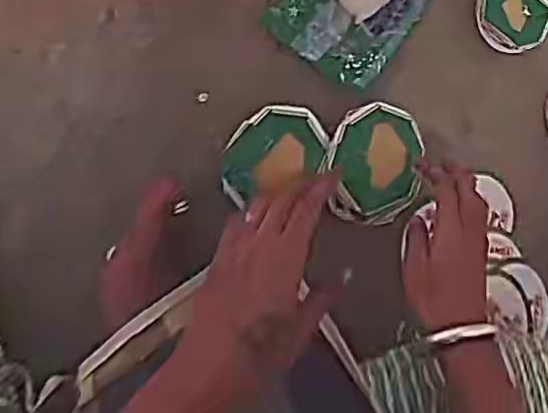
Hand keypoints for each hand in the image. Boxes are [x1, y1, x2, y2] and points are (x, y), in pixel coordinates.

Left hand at [148, 175, 339, 411]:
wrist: (206, 372)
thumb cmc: (257, 356)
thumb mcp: (300, 332)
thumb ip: (322, 299)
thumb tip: (341, 280)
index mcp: (286, 256)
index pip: (307, 207)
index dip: (322, 186)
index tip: (333, 175)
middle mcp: (260, 244)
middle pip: (282, 197)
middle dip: (301, 183)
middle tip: (316, 179)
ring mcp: (236, 249)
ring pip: (258, 203)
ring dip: (277, 192)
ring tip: (289, 190)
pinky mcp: (216, 260)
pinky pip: (235, 221)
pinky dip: (250, 210)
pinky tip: (254, 215)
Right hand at [402, 159, 490, 331]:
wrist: (462, 327)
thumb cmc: (434, 300)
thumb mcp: (414, 269)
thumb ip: (416, 237)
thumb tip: (420, 218)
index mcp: (451, 228)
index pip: (446, 188)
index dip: (434, 172)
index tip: (420, 165)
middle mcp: (469, 226)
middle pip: (467, 186)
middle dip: (453, 170)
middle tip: (438, 163)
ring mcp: (479, 235)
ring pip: (477, 196)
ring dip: (465, 182)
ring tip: (452, 175)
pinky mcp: (482, 246)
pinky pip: (479, 209)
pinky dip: (471, 196)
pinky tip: (462, 202)